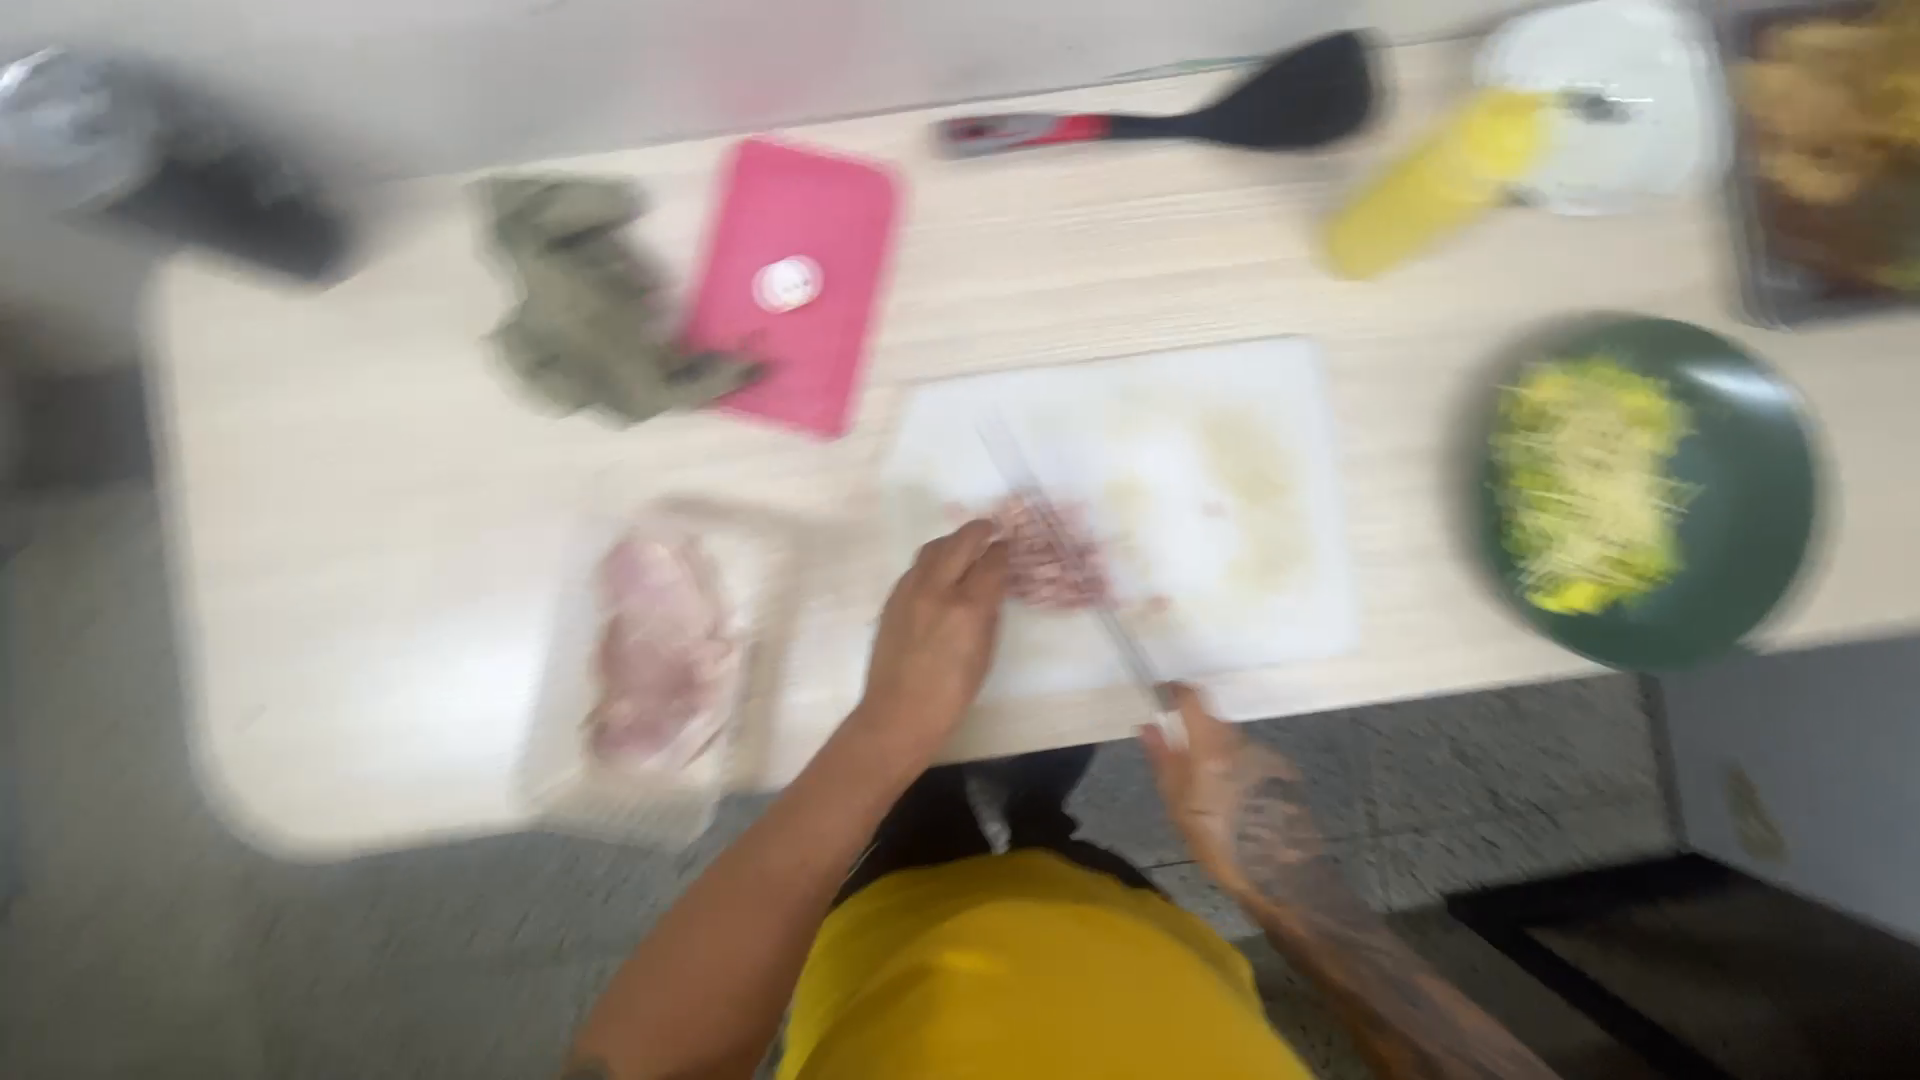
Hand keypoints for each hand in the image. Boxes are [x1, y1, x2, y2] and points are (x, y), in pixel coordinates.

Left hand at [854, 519, 1008, 750]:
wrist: (899, 712)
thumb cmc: (951, 693)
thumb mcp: (985, 653)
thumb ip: (989, 613)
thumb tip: (991, 587)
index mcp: (967, 607)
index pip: (991, 562)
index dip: (1004, 551)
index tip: (1009, 546)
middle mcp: (937, 589)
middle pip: (960, 542)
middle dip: (980, 531)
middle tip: (991, 528)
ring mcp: (909, 590)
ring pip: (933, 548)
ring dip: (953, 541)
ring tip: (966, 544)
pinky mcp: (892, 598)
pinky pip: (916, 567)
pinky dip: (934, 561)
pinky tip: (941, 572)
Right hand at [1140, 683, 1322, 901]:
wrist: (1281, 876)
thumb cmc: (1219, 842)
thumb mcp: (1177, 805)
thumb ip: (1163, 759)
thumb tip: (1148, 725)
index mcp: (1211, 744)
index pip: (1193, 698)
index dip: (1176, 691)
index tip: (1162, 696)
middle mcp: (1241, 742)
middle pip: (1213, 722)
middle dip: (1195, 732)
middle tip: (1181, 762)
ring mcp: (1266, 757)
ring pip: (1233, 743)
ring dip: (1218, 755)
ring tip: (1209, 792)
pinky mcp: (1283, 775)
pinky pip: (1250, 761)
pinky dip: (1238, 770)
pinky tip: (1235, 802)